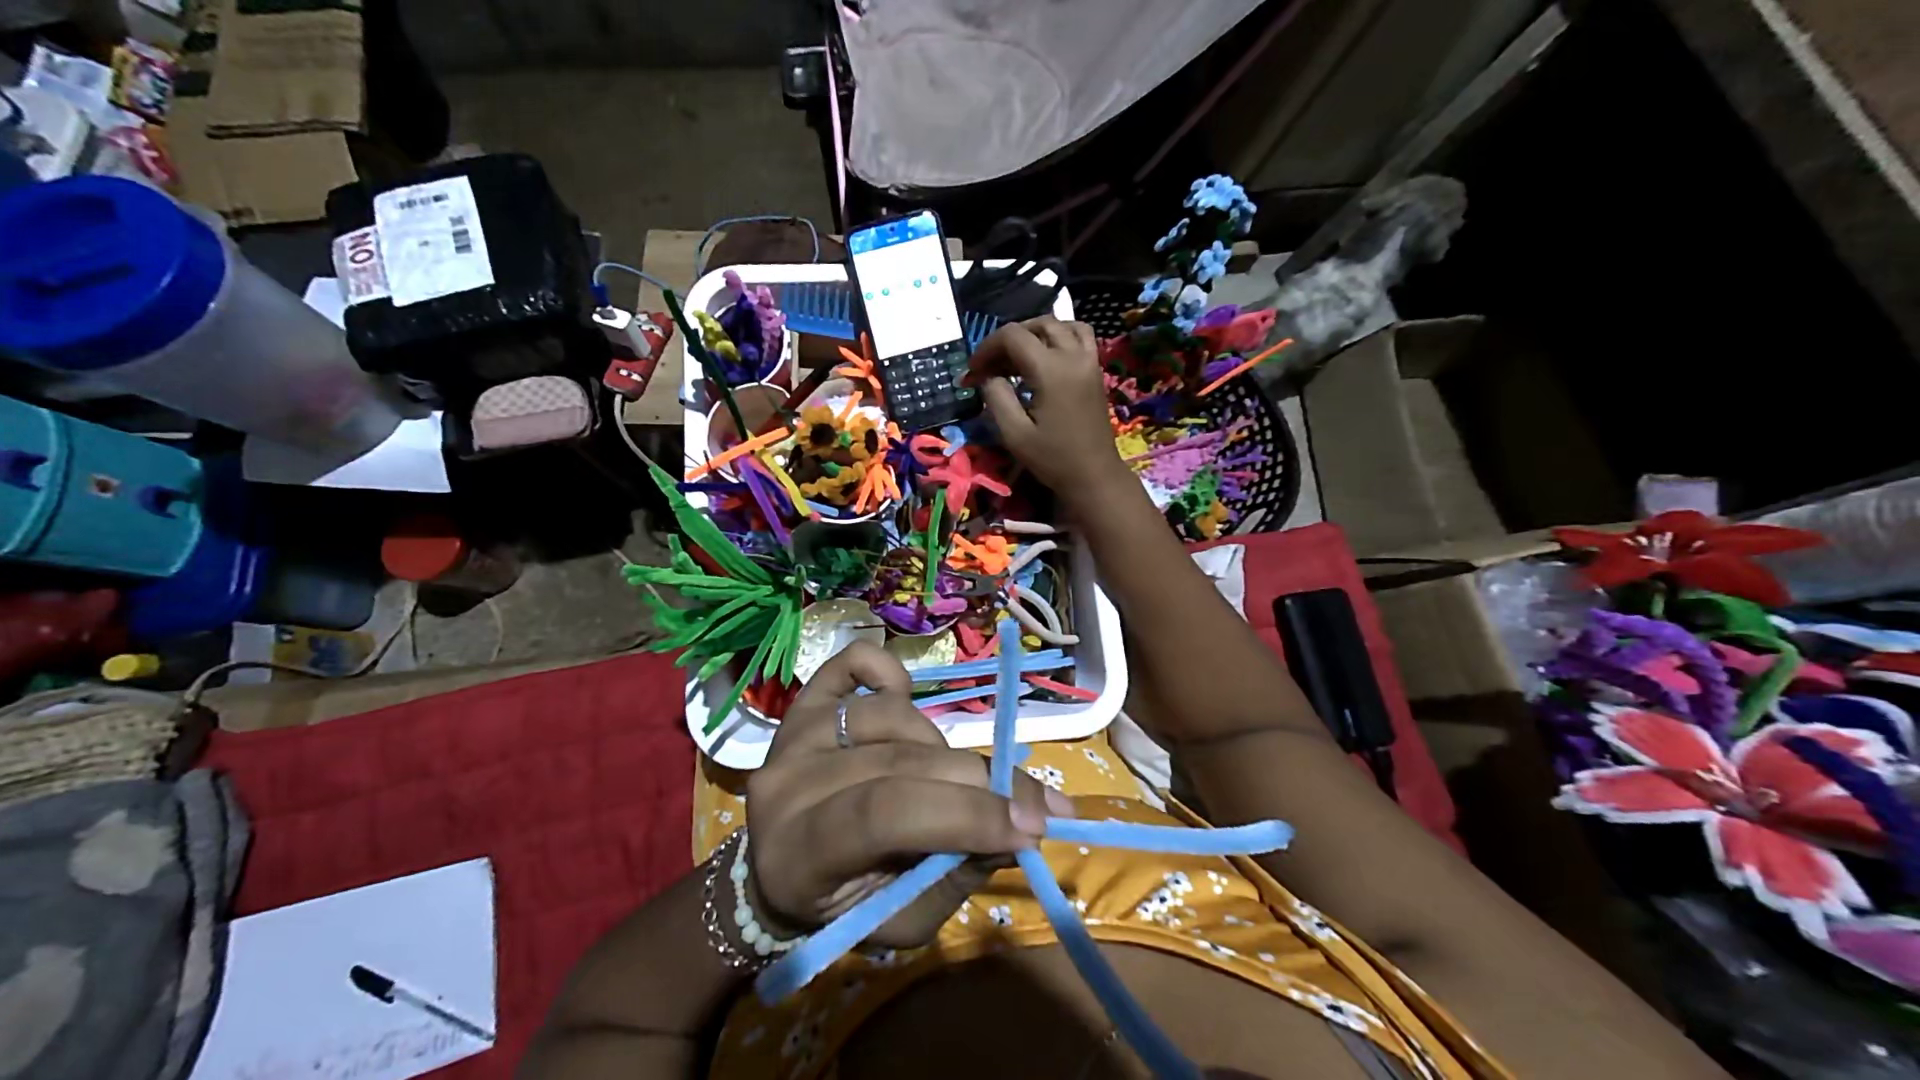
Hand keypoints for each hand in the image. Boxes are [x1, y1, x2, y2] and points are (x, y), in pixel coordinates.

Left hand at [744, 643, 1071, 947]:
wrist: (778, 871)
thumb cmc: (842, 904)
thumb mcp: (900, 917)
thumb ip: (956, 875)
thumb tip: (1023, 826)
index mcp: (798, 853)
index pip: (884, 815)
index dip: (963, 814)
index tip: (1033, 826)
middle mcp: (787, 781)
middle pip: (897, 762)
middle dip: (978, 783)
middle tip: (1035, 806)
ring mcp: (793, 733)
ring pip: (889, 716)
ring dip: (940, 744)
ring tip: (954, 776)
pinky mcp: (804, 701)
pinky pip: (853, 663)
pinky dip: (890, 672)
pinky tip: (907, 696)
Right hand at [969, 317, 1130, 497]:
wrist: (1094, 475)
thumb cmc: (1053, 459)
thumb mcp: (1014, 433)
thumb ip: (996, 397)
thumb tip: (987, 376)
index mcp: (1051, 370)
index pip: (1013, 336)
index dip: (987, 348)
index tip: (973, 371)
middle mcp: (1073, 356)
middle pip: (1036, 326)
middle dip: (1007, 340)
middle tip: (991, 367)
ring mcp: (1089, 360)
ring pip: (1060, 324)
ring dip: (1034, 332)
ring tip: (1017, 355)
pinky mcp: (1095, 370)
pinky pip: (1080, 335)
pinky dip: (1060, 335)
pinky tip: (1045, 356)